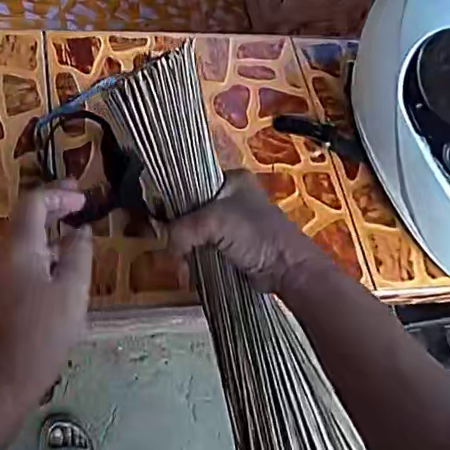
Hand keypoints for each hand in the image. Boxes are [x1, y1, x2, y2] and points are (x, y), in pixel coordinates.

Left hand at [0, 184, 93, 403]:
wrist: (17, 368)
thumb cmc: (47, 328)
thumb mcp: (73, 288)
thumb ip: (79, 253)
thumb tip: (81, 231)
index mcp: (22, 245)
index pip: (34, 202)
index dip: (59, 193)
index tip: (84, 197)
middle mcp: (10, 250)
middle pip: (28, 212)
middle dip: (54, 200)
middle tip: (80, 196)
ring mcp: (10, 266)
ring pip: (29, 230)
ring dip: (52, 219)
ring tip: (78, 217)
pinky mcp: (14, 282)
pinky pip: (31, 248)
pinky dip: (50, 240)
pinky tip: (69, 250)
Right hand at [168, 171, 334, 294]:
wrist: (289, 271)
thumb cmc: (256, 235)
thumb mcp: (214, 222)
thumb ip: (182, 229)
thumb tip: (166, 245)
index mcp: (231, 179)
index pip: (189, 181)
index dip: (172, 198)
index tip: (159, 216)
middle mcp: (231, 197)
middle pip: (189, 208)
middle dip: (178, 230)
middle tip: (172, 246)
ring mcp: (232, 222)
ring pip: (195, 230)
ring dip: (185, 248)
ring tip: (182, 265)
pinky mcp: (232, 245)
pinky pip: (203, 247)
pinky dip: (194, 257)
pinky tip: (188, 269)